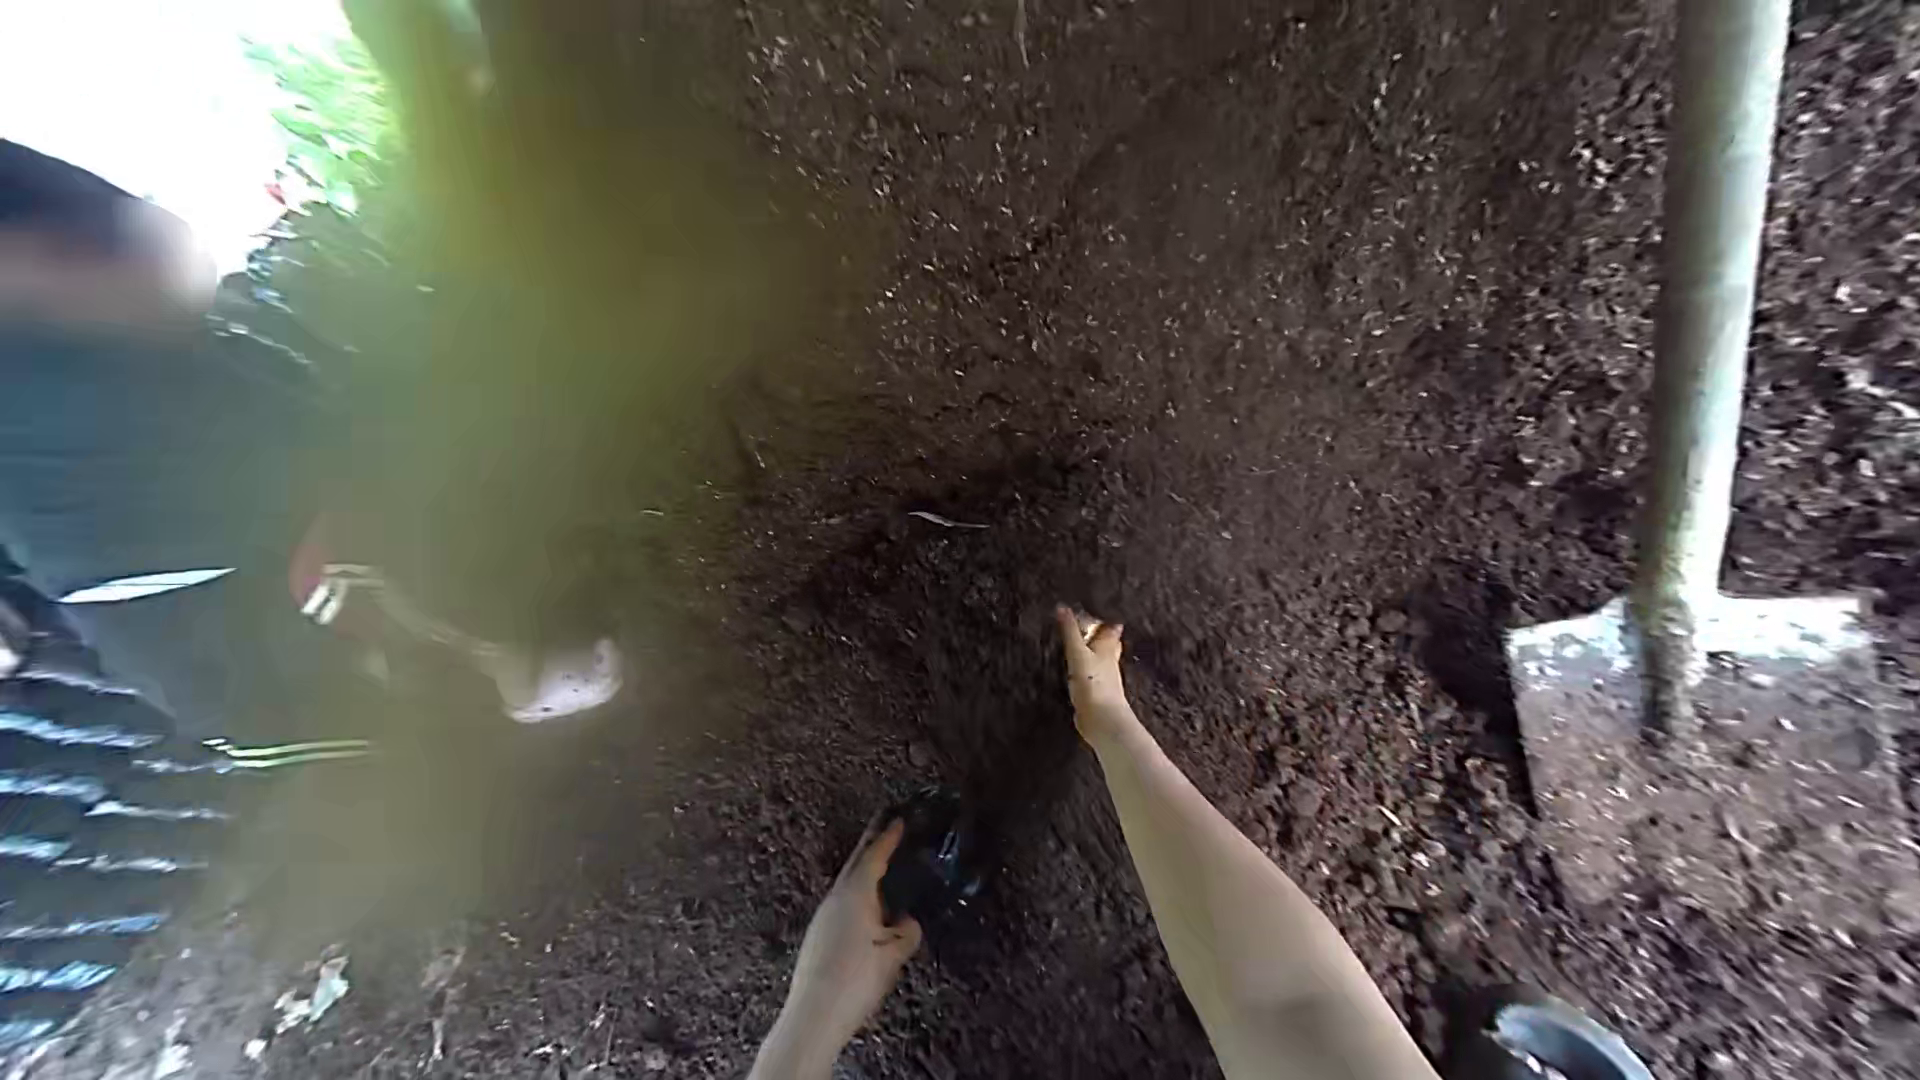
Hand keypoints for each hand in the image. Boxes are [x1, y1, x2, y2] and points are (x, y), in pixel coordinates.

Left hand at [753, 818, 921, 1078]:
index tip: (898, 819)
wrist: (813, 1017)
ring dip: (863, 869)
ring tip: (880, 865)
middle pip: (856, 861)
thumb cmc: (856, 979)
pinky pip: (842, 900)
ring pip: (848, 881)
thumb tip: (908, 921)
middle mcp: (837, 896)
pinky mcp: (818, 934)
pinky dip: (857, 892)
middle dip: (871, 843)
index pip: (875, 855)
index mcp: (856, 892)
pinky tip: (866, 908)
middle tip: (885, 826)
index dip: (888, 836)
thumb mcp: (893, 957)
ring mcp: (824, 915)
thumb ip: (906, 934)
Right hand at [1055, 605, 1136, 741]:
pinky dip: (1085, 668)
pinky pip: (1090, 674)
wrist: (1101, 719)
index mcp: (1108, 646)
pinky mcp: (1094, 690)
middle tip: (1091, 621)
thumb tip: (1062, 607)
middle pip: (1108, 641)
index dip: (1107, 616)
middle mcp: (1109, 659)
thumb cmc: (1095, 684)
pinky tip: (1077, 668)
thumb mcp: (1077, 652)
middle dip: (1101, 632)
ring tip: (1082, 641)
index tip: (1099, 605)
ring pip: (1100, 657)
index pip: (1111, 625)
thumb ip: (1070, 630)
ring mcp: (1103, 676)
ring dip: (1093, 650)